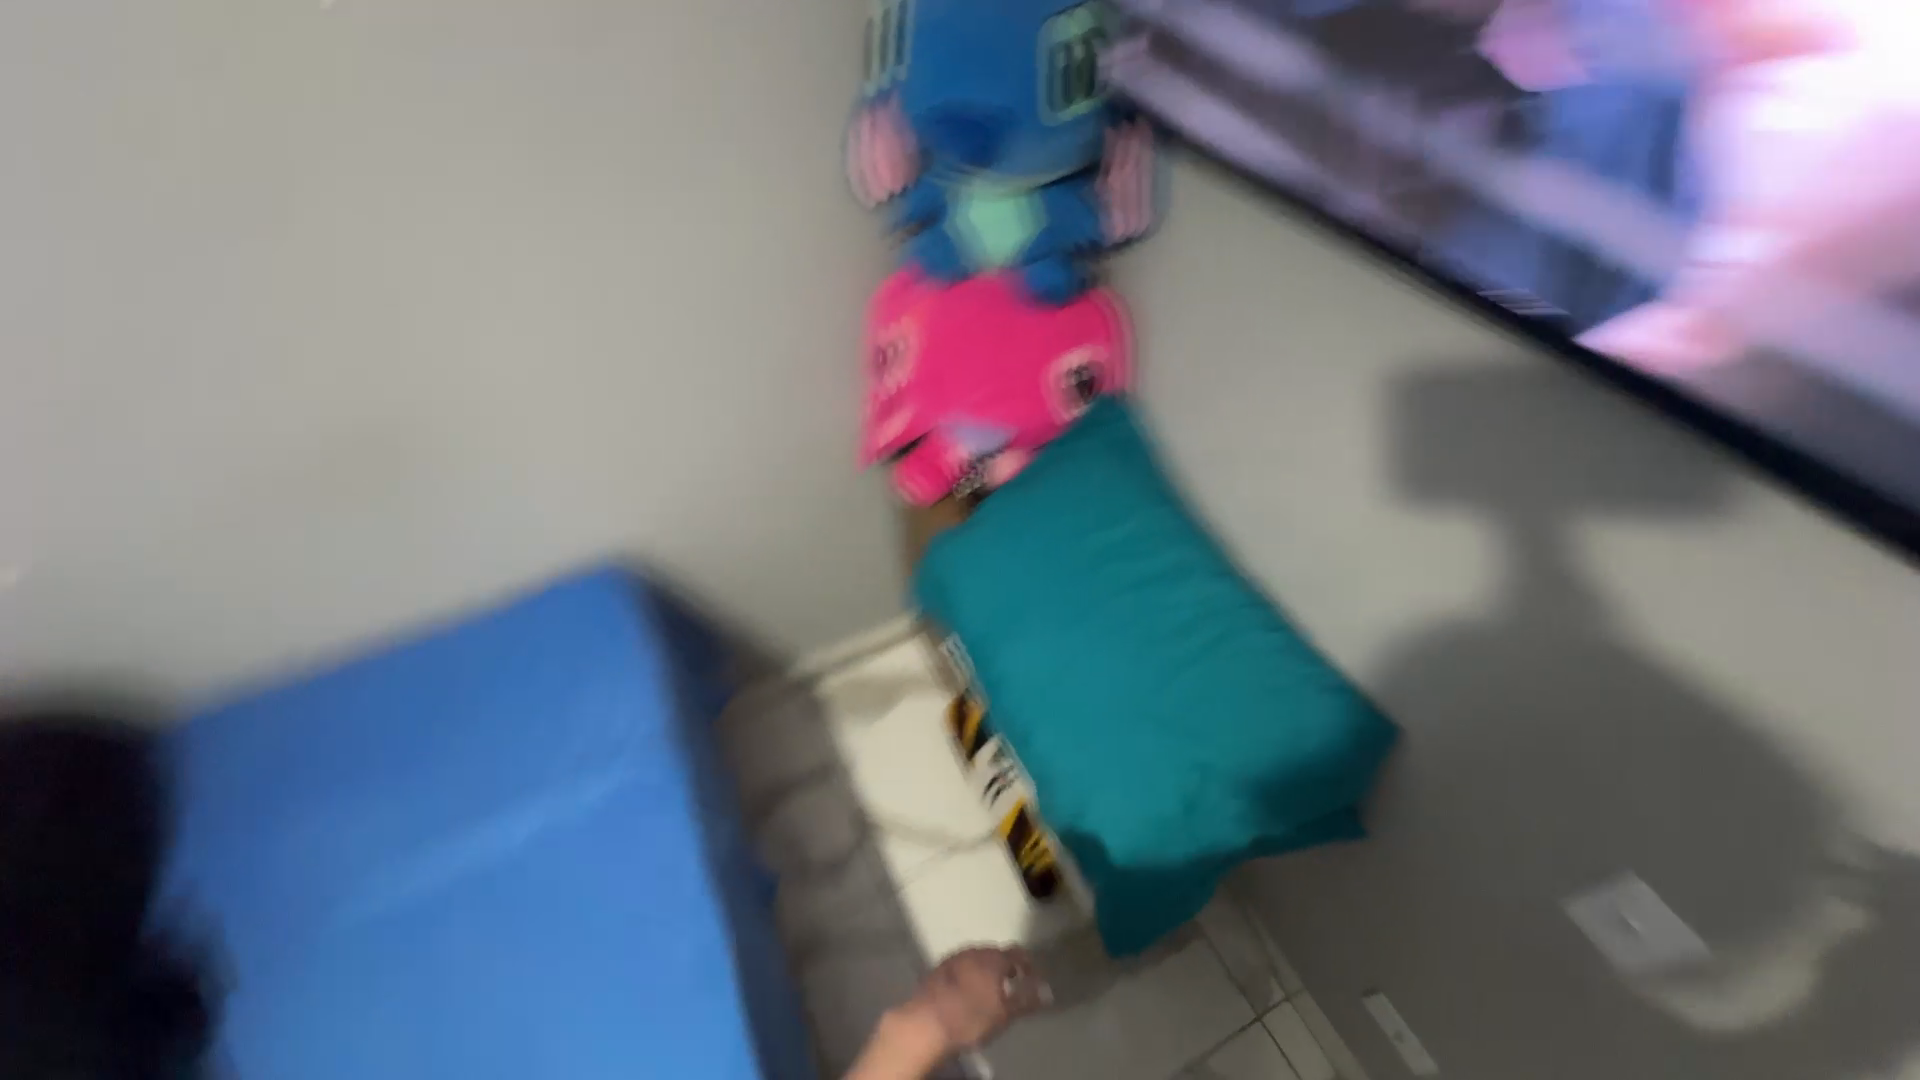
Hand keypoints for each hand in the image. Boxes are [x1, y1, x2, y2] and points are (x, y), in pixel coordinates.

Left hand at [905, 945, 1050, 1053]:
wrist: (927, 1021)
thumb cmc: (971, 1018)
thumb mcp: (1005, 1014)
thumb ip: (1027, 1000)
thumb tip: (1047, 992)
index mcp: (994, 958)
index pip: (1017, 952)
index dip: (1027, 963)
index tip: (1032, 976)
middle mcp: (975, 950)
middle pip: (996, 952)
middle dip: (1005, 965)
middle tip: (1011, 983)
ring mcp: (954, 956)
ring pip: (977, 957)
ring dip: (986, 969)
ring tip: (989, 988)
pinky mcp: (939, 967)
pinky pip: (961, 965)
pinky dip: (969, 974)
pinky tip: (967, 990)